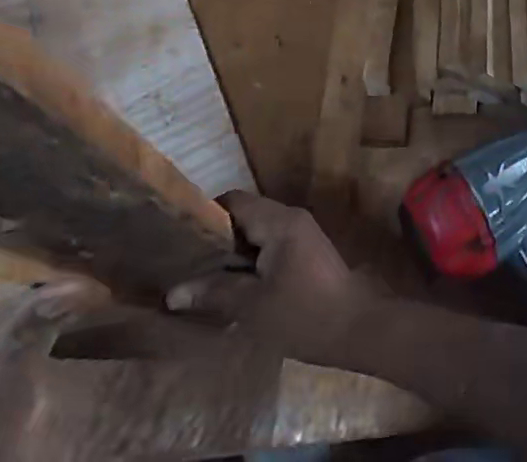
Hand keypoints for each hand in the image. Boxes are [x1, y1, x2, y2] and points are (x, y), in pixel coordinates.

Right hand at [165, 190, 373, 360]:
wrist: (354, 325)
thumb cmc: (303, 313)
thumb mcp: (251, 305)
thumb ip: (213, 292)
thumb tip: (172, 293)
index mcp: (281, 222)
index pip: (235, 201)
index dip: (204, 216)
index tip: (175, 239)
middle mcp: (292, 219)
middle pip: (244, 215)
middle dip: (214, 238)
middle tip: (180, 264)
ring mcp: (301, 234)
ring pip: (256, 232)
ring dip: (230, 252)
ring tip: (195, 277)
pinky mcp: (304, 252)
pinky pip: (269, 245)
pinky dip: (247, 260)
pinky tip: (226, 285)